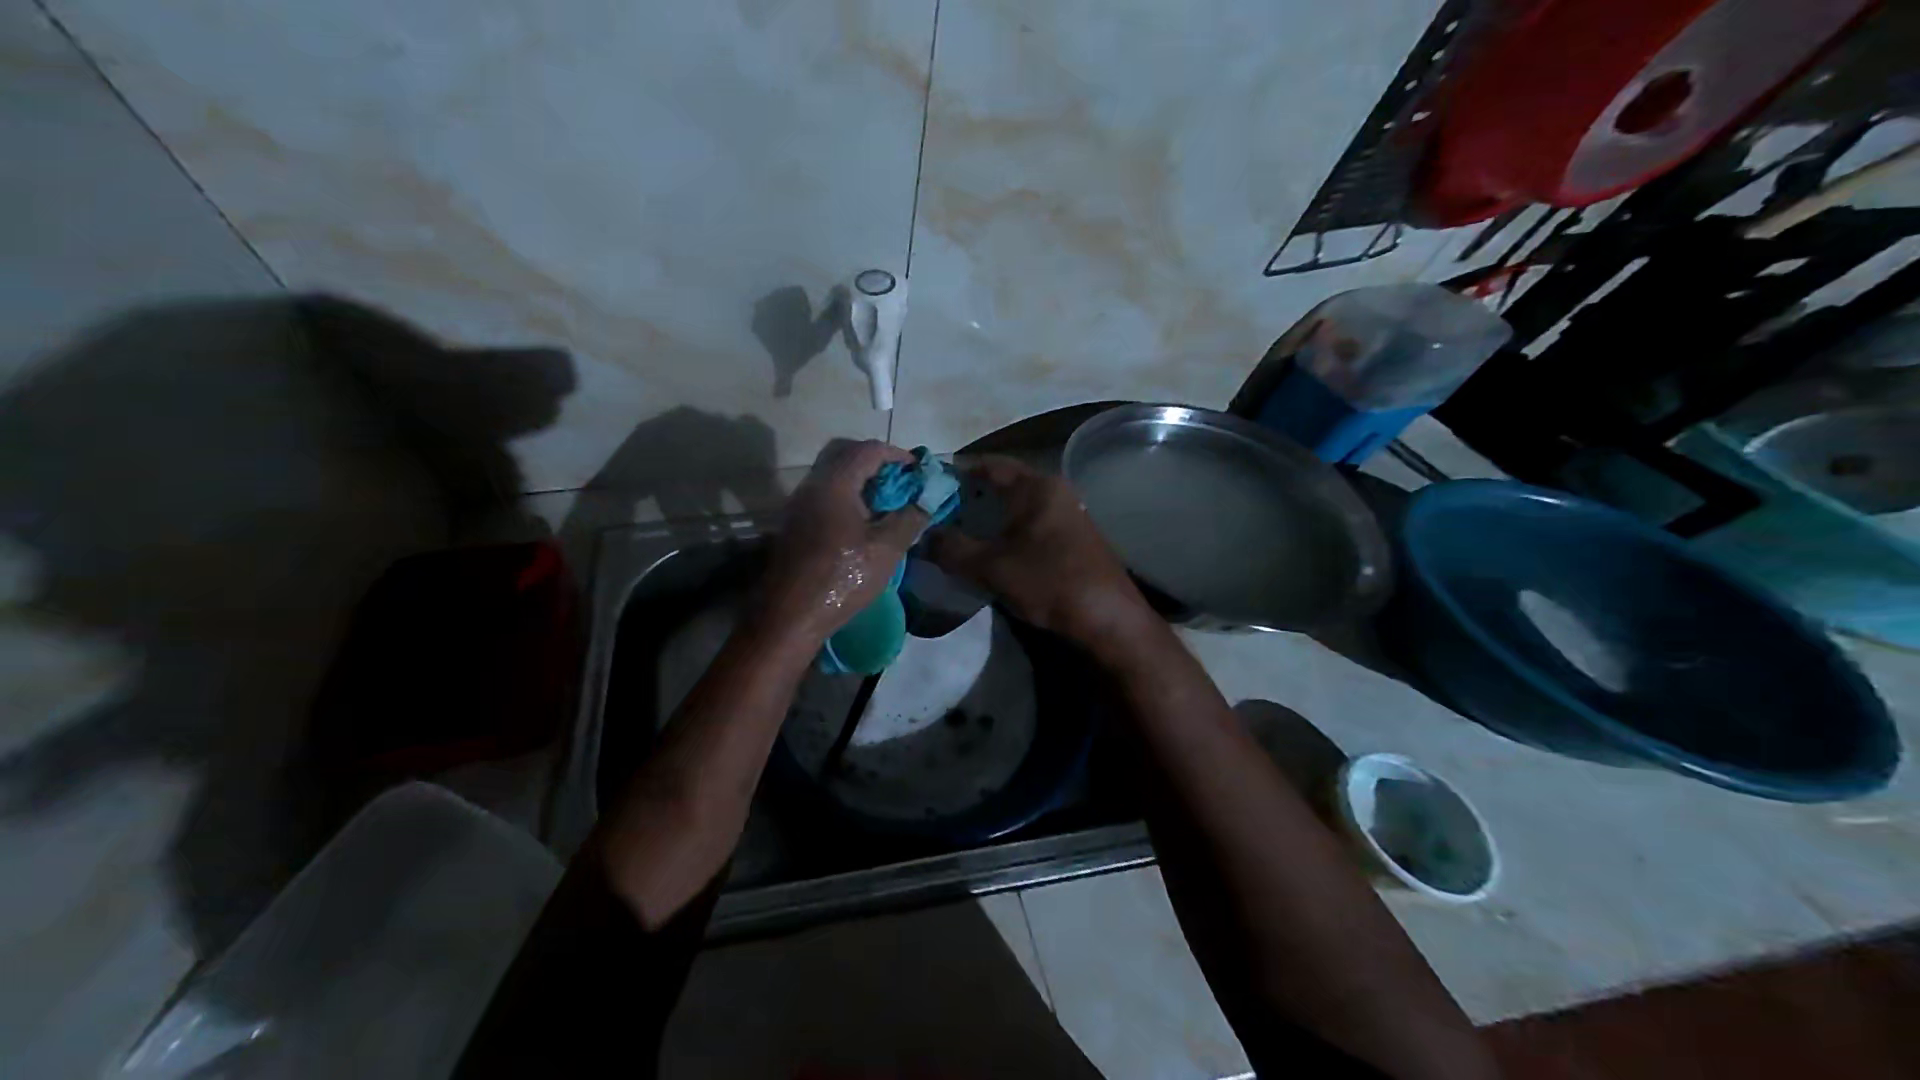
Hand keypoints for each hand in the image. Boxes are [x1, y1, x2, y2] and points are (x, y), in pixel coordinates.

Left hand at [757, 440, 927, 642]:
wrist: (789, 615)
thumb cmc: (842, 579)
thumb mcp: (887, 549)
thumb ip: (911, 517)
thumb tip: (927, 498)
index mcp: (834, 484)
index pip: (868, 449)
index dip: (897, 455)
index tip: (918, 471)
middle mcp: (812, 485)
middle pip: (844, 453)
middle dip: (875, 461)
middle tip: (899, 482)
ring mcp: (799, 504)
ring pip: (832, 474)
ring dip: (860, 479)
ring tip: (886, 503)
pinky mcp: (795, 524)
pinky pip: (824, 494)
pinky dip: (846, 495)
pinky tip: (863, 522)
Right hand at [926, 456, 1156, 648]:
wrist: (1107, 618)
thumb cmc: (1048, 582)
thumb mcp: (991, 567)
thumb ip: (953, 548)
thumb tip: (925, 537)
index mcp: (1036, 486)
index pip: (988, 464)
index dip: (956, 470)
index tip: (928, 482)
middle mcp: (1054, 490)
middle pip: (1003, 483)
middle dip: (969, 494)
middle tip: (937, 509)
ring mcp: (1066, 512)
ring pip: (1017, 505)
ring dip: (988, 514)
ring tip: (957, 529)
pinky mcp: (1072, 536)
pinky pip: (1030, 522)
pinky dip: (1007, 528)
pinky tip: (990, 547)